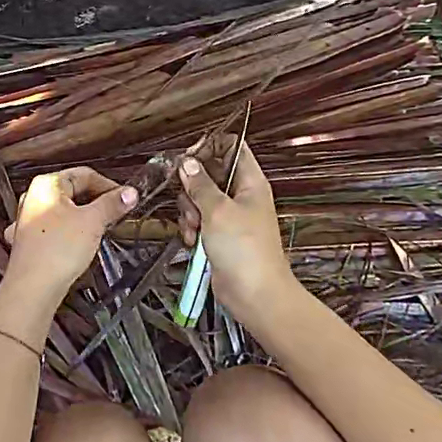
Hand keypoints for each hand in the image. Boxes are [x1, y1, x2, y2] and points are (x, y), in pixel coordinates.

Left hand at [1, 167, 136, 303]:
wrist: (33, 289)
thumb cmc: (54, 253)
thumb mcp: (93, 222)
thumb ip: (112, 204)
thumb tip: (128, 193)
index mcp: (46, 184)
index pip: (85, 175)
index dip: (109, 185)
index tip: (124, 198)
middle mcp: (33, 198)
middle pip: (74, 192)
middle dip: (96, 202)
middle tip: (116, 213)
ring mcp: (29, 220)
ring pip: (64, 211)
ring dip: (84, 219)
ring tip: (99, 230)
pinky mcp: (31, 241)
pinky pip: (56, 230)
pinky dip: (69, 234)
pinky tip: (78, 244)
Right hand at [177, 141, 299, 323]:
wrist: (254, 295)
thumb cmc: (245, 251)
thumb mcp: (218, 210)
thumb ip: (200, 184)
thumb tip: (187, 162)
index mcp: (250, 181)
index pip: (231, 146)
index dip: (209, 147)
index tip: (189, 159)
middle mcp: (242, 195)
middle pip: (210, 172)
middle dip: (193, 185)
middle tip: (191, 201)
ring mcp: (231, 215)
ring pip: (200, 197)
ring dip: (189, 210)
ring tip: (194, 226)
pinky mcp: (220, 234)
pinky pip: (199, 219)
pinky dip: (192, 227)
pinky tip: (194, 240)